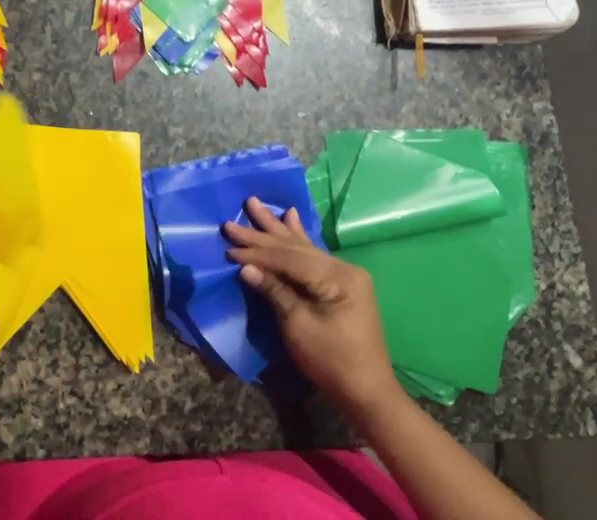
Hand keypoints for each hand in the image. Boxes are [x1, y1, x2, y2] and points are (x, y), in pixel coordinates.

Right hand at [223, 196, 404, 420]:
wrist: (366, 392)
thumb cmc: (332, 361)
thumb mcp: (299, 327)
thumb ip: (275, 292)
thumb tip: (245, 268)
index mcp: (338, 278)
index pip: (290, 259)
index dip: (257, 254)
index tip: (229, 249)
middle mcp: (344, 268)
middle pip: (295, 248)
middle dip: (261, 236)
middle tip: (231, 222)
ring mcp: (345, 274)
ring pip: (302, 247)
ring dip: (275, 229)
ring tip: (256, 204)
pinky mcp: (341, 283)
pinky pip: (313, 255)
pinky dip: (297, 238)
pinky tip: (291, 218)